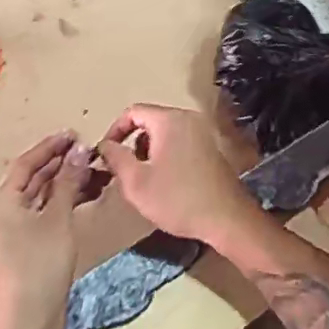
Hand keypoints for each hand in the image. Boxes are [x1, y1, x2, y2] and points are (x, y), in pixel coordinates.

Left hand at [0, 131, 95, 328]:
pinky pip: (36, 217)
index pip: (24, 165)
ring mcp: (4, 238)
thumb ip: (68, 182)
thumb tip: (80, 150)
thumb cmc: (38, 269)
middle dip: (57, 165)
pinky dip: (57, 205)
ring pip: (34, 200)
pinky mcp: (16, 254)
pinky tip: (80, 200)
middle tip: (87, 151)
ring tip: (90, 172)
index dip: (50, 147)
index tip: (75, 134)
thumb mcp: (58, 220)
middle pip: (27, 181)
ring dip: (60, 185)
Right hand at [100, 104, 261, 246]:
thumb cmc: (177, 198)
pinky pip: (179, 140)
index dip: (114, 131)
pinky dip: (165, 152)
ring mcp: (202, 131)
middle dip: (132, 142)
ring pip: (164, 131)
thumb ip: (116, 158)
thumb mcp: (136, 182)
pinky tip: (164, 180)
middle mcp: (188, 118)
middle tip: (124, 170)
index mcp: (170, 120)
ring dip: (148, 149)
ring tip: (143, 178)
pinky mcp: (209, 145)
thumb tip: (104, 144)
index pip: (133, 112)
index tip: (105, 154)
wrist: (224, 216)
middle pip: (150, 120)